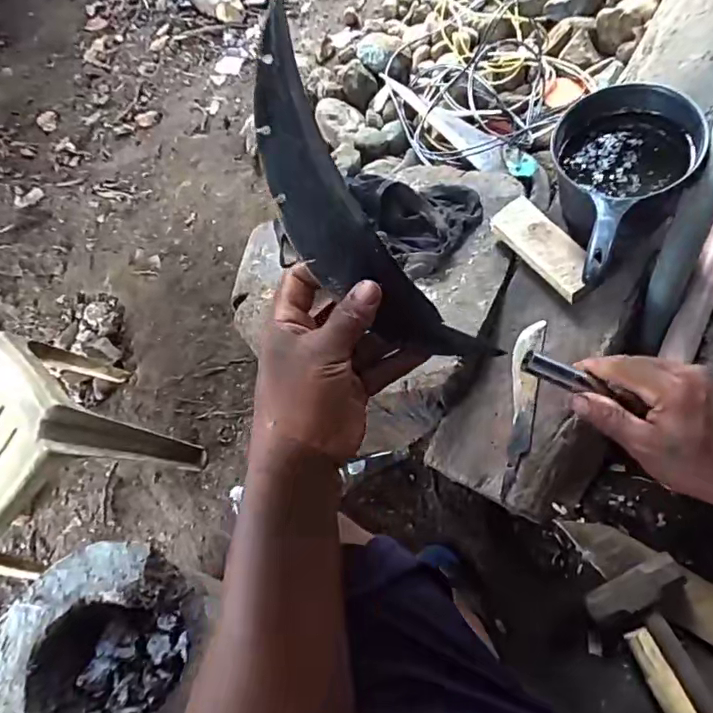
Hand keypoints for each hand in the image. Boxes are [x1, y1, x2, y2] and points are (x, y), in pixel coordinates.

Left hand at [252, 266, 427, 463]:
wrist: (304, 458)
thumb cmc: (300, 397)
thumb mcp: (322, 351)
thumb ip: (348, 318)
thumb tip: (371, 285)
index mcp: (288, 324)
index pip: (300, 283)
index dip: (322, 266)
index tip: (355, 254)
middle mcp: (311, 339)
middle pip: (340, 309)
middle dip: (366, 297)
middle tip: (398, 279)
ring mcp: (335, 363)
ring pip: (365, 337)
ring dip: (389, 328)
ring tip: (417, 309)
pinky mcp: (355, 385)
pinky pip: (380, 365)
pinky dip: (399, 358)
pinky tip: (423, 344)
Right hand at [572, 356, 712, 510]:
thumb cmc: (693, 469)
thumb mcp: (644, 447)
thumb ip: (610, 418)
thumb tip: (577, 398)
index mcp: (671, 386)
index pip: (621, 366)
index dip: (593, 368)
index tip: (570, 375)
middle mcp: (687, 370)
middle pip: (636, 361)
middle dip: (609, 372)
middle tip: (586, 389)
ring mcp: (700, 373)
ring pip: (652, 365)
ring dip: (628, 376)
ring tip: (610, 396)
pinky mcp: (708, 381)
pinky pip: (668, 372)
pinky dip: (648, 380)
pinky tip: (641, 400)